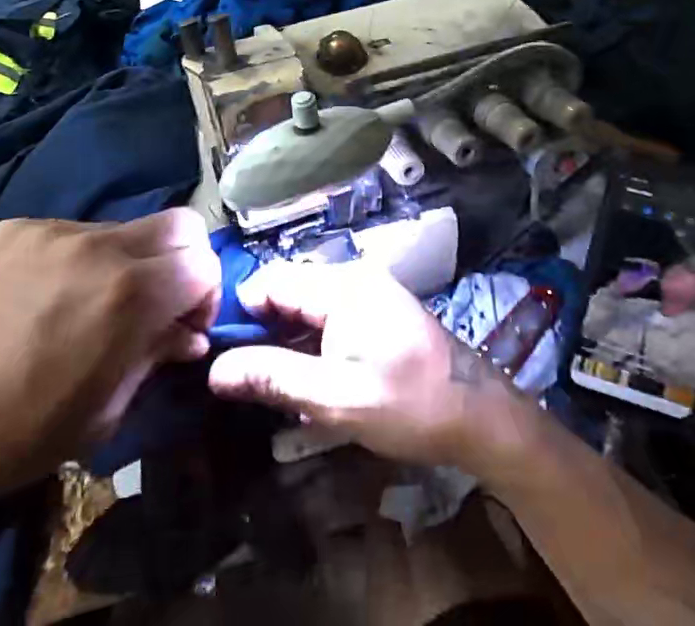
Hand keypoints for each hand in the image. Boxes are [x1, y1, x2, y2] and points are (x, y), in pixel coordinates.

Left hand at [0, 209, 221, 524]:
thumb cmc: (14, 438)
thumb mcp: (104, 414)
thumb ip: (154, 358)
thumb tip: (183, 333)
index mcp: (128, 293)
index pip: (204, 261)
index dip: (204, 296)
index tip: (181, 328)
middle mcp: (97, 245)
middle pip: (177, 224)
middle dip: (180, 264)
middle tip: (153, 309)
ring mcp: (49, 230)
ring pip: (122, 228)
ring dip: (128, 262)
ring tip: (89, 308)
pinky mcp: (10, 229)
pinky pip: (70, 234)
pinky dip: (79, 260)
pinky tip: (42, 301)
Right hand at [206, 260, 530, 475]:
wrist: (480, 417)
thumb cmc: (409, 404)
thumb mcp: (335, 398)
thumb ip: (272, 378)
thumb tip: (214, 372)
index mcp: (341, 285)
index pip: (268, 281)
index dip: (240, 315)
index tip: (224, 356)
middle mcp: (352, 277)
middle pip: (285, 290)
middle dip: (261, 330)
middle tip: (248, 376)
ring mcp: (366, 291)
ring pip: (304, 305)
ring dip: (284, 340)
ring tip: (274, 382)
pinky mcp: (375, 310)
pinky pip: (326, 315)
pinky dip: (309, 341)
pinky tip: (307, 376)